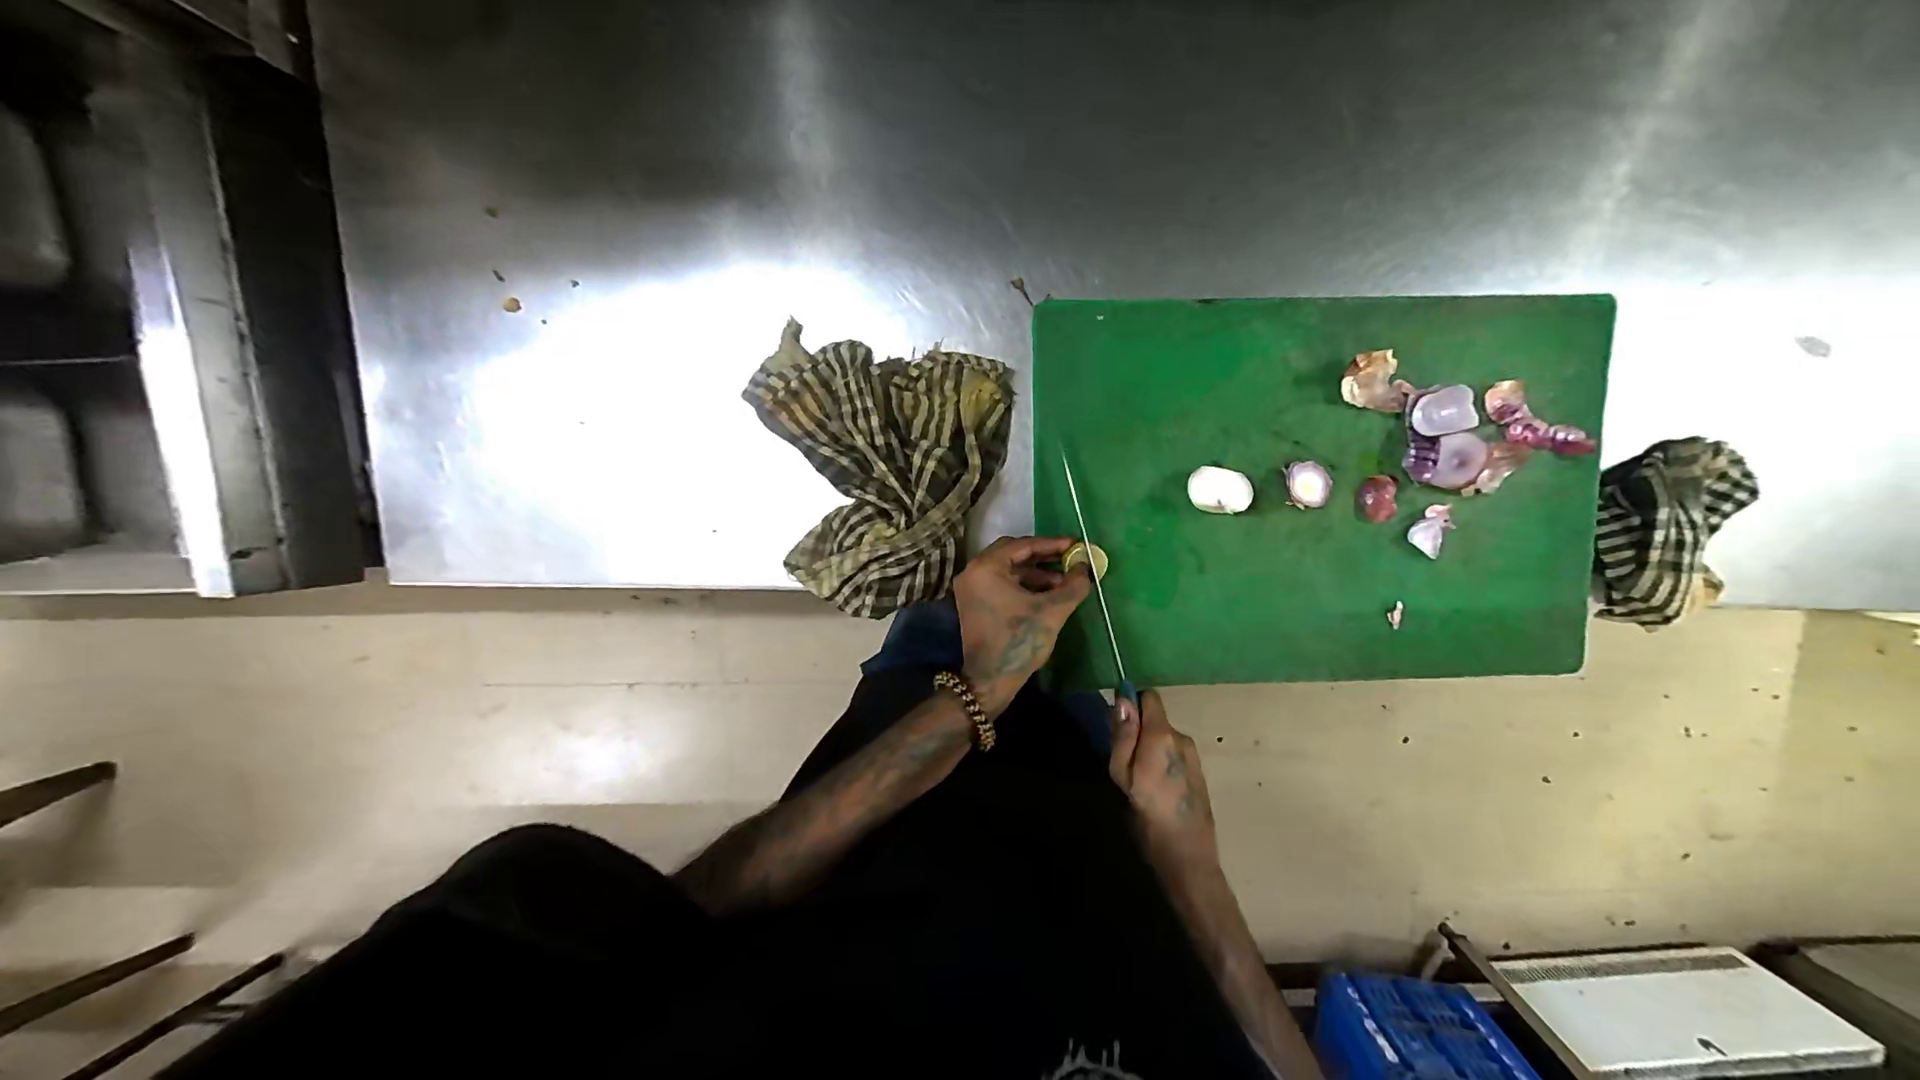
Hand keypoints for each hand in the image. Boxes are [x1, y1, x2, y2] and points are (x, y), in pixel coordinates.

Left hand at [953, 535, 1092, 716]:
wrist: (990, 680)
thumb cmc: (1019, 641)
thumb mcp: (1052, 611)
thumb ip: (1072, 585)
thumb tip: (1086, 568)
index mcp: (986, 567)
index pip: (1023, 545)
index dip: (1052, 544)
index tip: (1075, 544)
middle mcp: (973, 572)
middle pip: (1012, 553)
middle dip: (1043, 556)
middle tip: (1069, 558)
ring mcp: (971, 588)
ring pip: (1008, 570)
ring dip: (1036, 573)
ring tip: (1064, 581)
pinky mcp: (974, 604)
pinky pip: (1002, 583)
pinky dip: (1024, 585)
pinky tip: (1047, 593)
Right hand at [1109, 690, 1218, 872]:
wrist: (1187, 853)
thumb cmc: (1148, 814)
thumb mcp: (1123, 774)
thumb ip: (1123, 735)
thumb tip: (1122, 699)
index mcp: (1162, 734)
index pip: (1149, 696)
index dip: (1132, 704)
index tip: (1119, 725)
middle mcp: (1181, 736)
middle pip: (1155, 718)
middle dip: (1138, 731)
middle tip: (1125, 762)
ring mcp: (1193, 754)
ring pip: (1163, 737)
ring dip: (1150, 748)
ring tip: (1140, 780)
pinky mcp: (1198, 770)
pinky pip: (1174, 753)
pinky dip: (1162, 761)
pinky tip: (1157, 787)